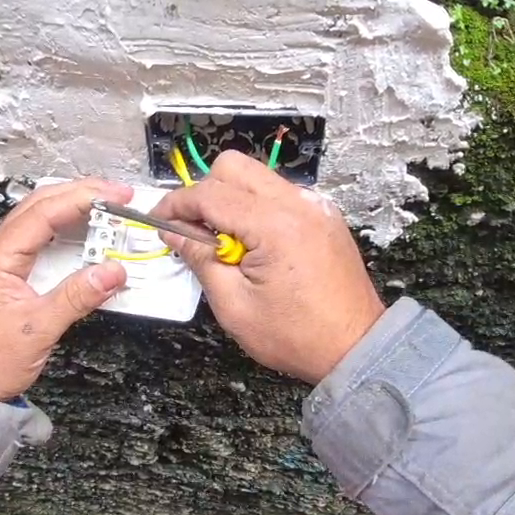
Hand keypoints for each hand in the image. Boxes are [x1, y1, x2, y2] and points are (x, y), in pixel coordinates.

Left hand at [0, 178, 132, 400]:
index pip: (45, 211)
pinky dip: (66, 232)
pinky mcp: (9, 274)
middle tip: (118, 194)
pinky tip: (86, 236)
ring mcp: (1, 261)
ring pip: (40, 219)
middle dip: (81, 193)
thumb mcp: (37, 330)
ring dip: (74, 209)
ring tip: (108, 209)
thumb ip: (76, 297)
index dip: (84, 197)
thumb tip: (112, 272)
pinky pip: (40, 240)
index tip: (116, 194)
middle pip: (41, 204)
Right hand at [152, 152, 384, 382]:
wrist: (356, 348)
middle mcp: (297, 204)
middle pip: (233, 166)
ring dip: (230, 198)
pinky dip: (255, 206)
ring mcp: (314, 205)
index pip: (210, 194)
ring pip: (255, 175)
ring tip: (223, 241)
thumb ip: (201, 259)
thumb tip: (174, 232)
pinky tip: (252, 242)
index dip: (176, 205)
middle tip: (193, 230)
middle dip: (204, 192)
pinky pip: (278, 192)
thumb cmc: (296, 336)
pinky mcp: (323, 214)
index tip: (158, 222)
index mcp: (275, 226)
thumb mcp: (234, 306)